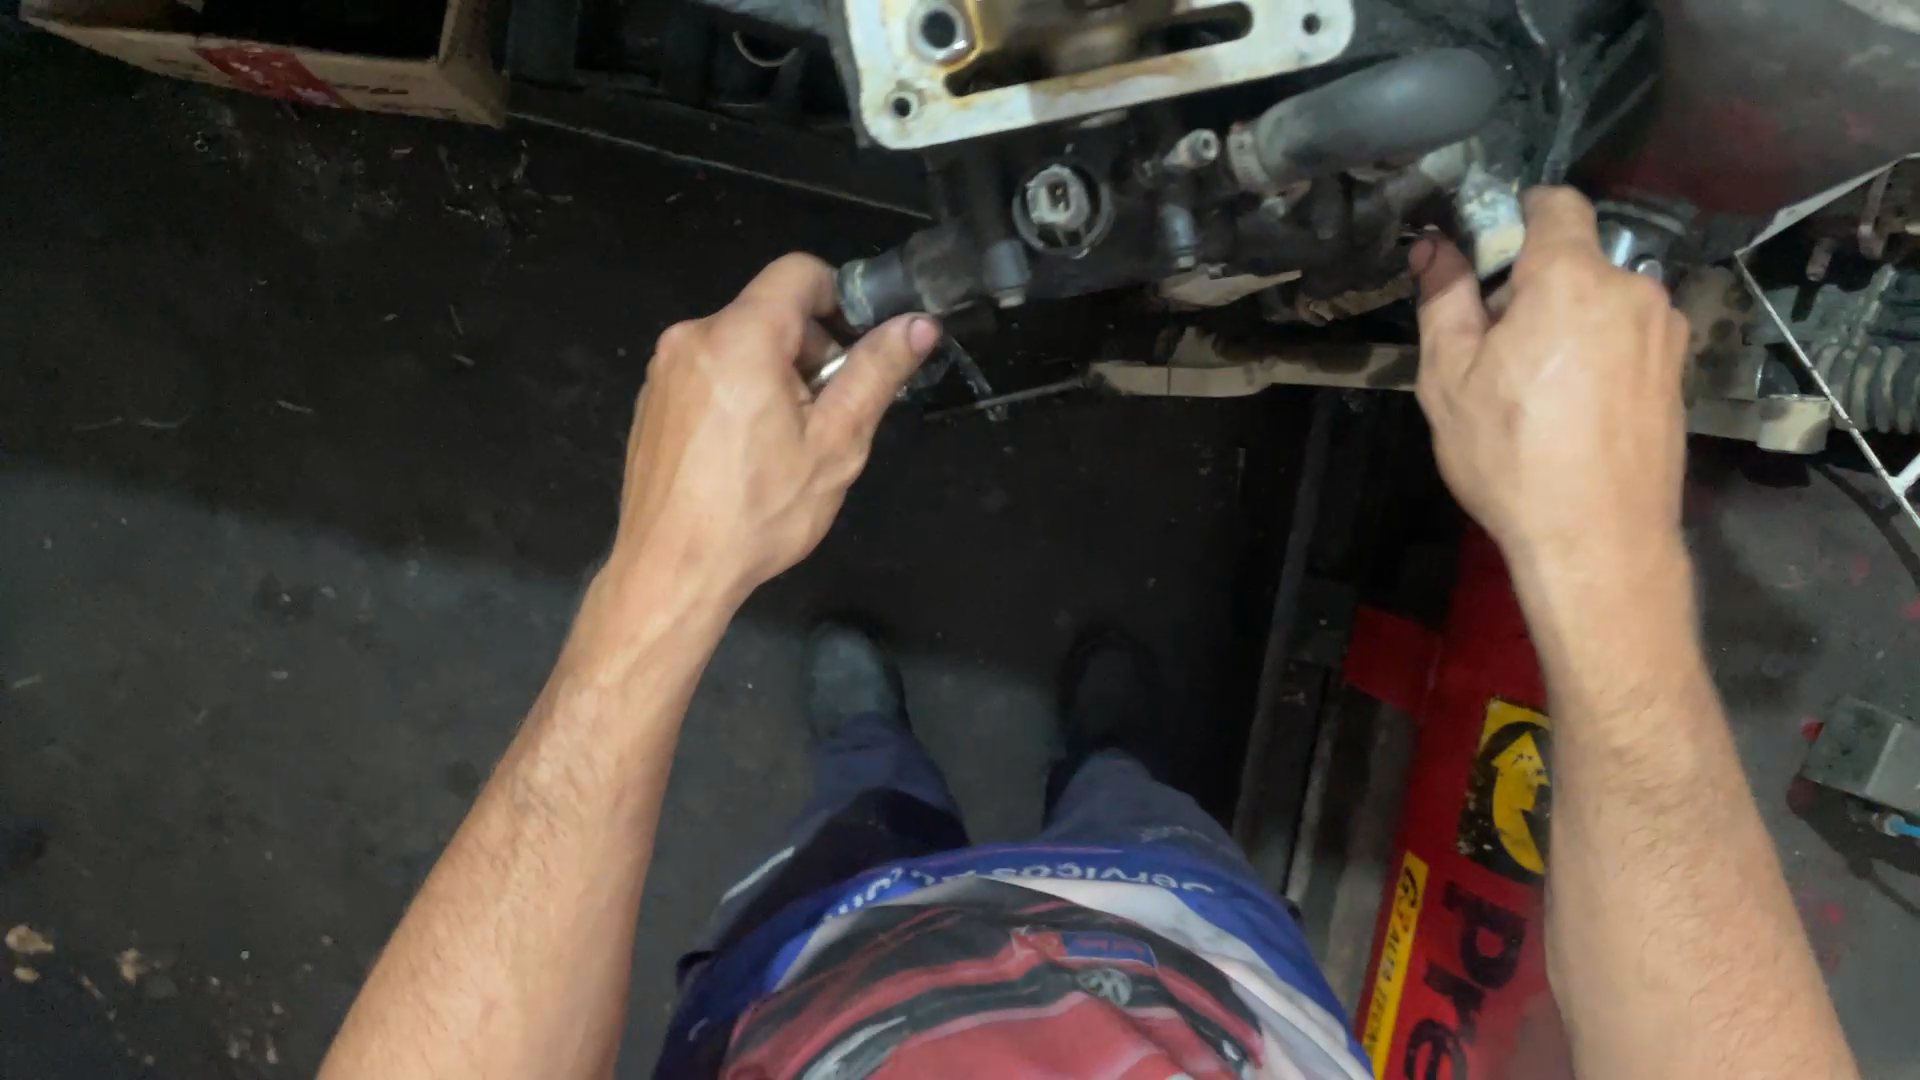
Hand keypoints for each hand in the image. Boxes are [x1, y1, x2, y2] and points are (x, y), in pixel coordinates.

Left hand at [605, 253, 940, 604]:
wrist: (673, 571)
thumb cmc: (760, 511)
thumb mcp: (836, 443)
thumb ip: (877, 373)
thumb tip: (919, 324)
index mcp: (740, 337)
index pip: (800, 273)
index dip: (842, 299)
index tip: (859, 351)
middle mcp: (692, 338)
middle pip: (771, 312)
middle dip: (812, 352)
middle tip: (829, 416)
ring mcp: (664, 371)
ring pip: (741, 345)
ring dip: (779, 377)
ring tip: (789, 443)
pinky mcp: (653, 402)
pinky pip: (711, 374)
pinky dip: (742, 395)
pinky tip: (748, 454)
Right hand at [1411, 187, 1690, 575]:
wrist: (1593, 533)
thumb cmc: (1506, 452)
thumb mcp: (1448, 378)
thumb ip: (1442, 302)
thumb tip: (1433, 247)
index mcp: (1569, 281)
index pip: (1554, 205)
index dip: (1512, 216)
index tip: (1478, 254)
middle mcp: (1631, 289)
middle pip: (1571, 260)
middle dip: (1524, 286)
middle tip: (1483, 345)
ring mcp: (1663, 328)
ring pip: (1596, 299)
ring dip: (1556, 319)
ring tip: (1521, 383)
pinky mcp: (1676, 366)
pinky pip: (1621, 333)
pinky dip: (1586, 347)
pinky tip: (1561, 403)